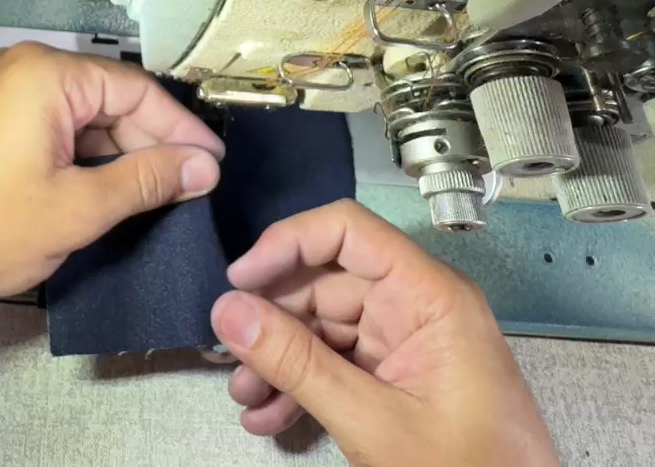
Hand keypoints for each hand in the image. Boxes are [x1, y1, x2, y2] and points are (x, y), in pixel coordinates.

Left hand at [0, 42, 224, 329]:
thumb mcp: (78, 208)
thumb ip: (146, 180)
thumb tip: (203, 166)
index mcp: (45, 73)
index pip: (133, 89)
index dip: (179, 128)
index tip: (214, 162)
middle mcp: (24, 67)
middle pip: (108, 99)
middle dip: (150, 142)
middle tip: (192, 183)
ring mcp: (3, 91)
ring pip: (83, 115)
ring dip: (119, 152)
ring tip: (161, 191)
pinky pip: (55, 126)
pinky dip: (85, 156)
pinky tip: (113, 186)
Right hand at [209, 199, 557, 466]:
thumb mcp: (375, 424)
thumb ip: (298, 364)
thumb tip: (226, 310)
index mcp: (428, 293)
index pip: (347, 230)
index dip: (287, 244)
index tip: (239, 280)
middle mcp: (414, 304)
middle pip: (324, 281)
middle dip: (272, 318)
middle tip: (226, 353)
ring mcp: (402, 343)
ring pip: (320, 325)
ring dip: (277, 359)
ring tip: (243, 396)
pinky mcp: (394, 379)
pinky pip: (332, 362)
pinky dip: (298, 385)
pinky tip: (267, 415)